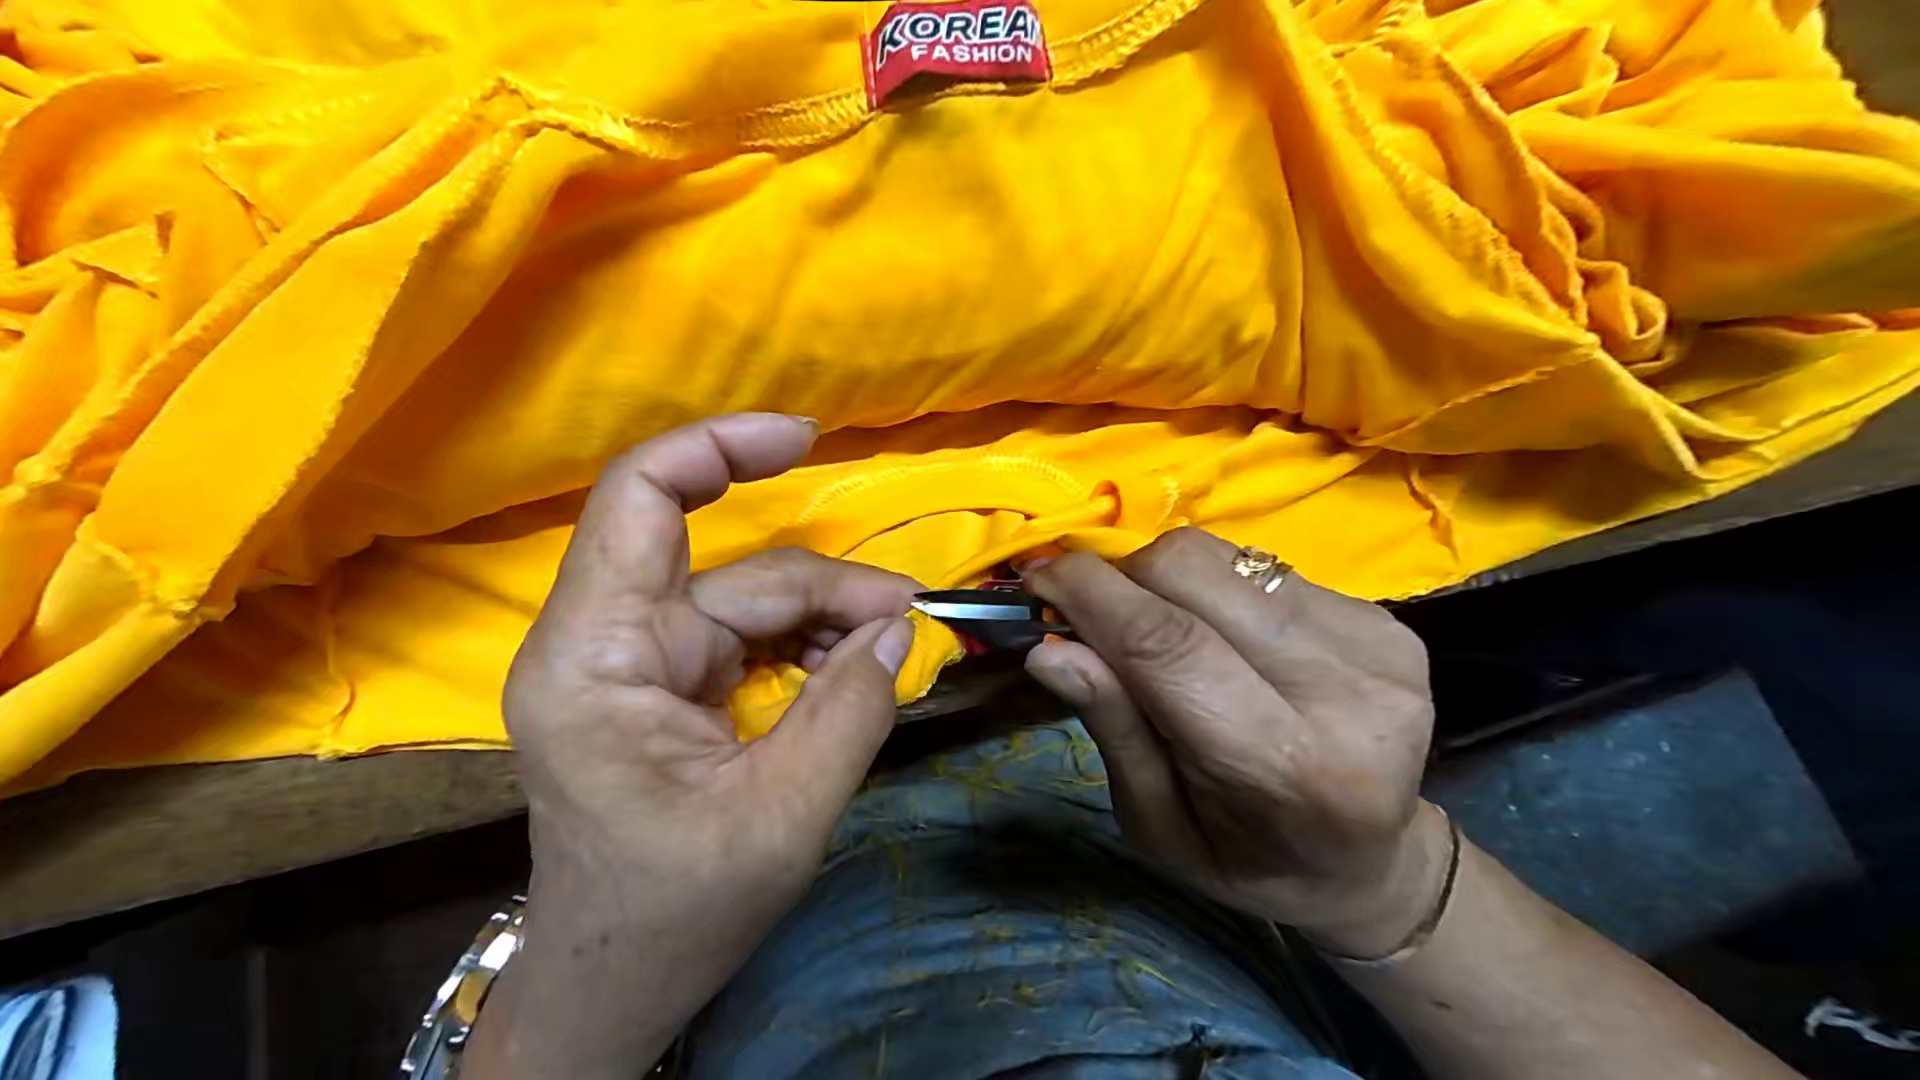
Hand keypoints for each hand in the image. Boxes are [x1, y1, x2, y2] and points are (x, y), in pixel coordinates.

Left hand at [475, 413, 918, 1075]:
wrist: (616, 985)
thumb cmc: (676, 913)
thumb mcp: (782, 816)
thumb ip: (849, 711)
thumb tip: (898, 628)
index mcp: (598, 659)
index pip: (638, 503)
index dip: (717, 448)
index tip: (802, 438)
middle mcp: (612, 641)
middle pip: (737, 570)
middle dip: (830, 588)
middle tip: (906, 620)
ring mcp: (646, 661)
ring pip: (757, 603)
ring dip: (829, 620)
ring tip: (886, 653)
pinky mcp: (677, 682)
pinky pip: (757, 637)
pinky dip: (810, 646)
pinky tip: (850, 671)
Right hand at [1023, 528, 1447, 958]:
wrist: (1368, 861)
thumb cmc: (1243, 857)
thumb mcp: (1154, 822)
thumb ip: (1111, 725)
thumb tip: (1048, 648)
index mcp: (1285, 767)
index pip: (1167, 645)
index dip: (1092, 596)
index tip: (1037, 578)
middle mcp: (1346, 693)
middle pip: (1193, 574)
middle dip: (1120, 575)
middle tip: (1092, 611)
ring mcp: (1375, 644)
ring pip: (1222, 556)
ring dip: (1162, 576)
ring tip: (1156, 624)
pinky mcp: (1384, 619)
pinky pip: (1257, 564)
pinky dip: (1209, 585)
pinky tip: (1216, 630)